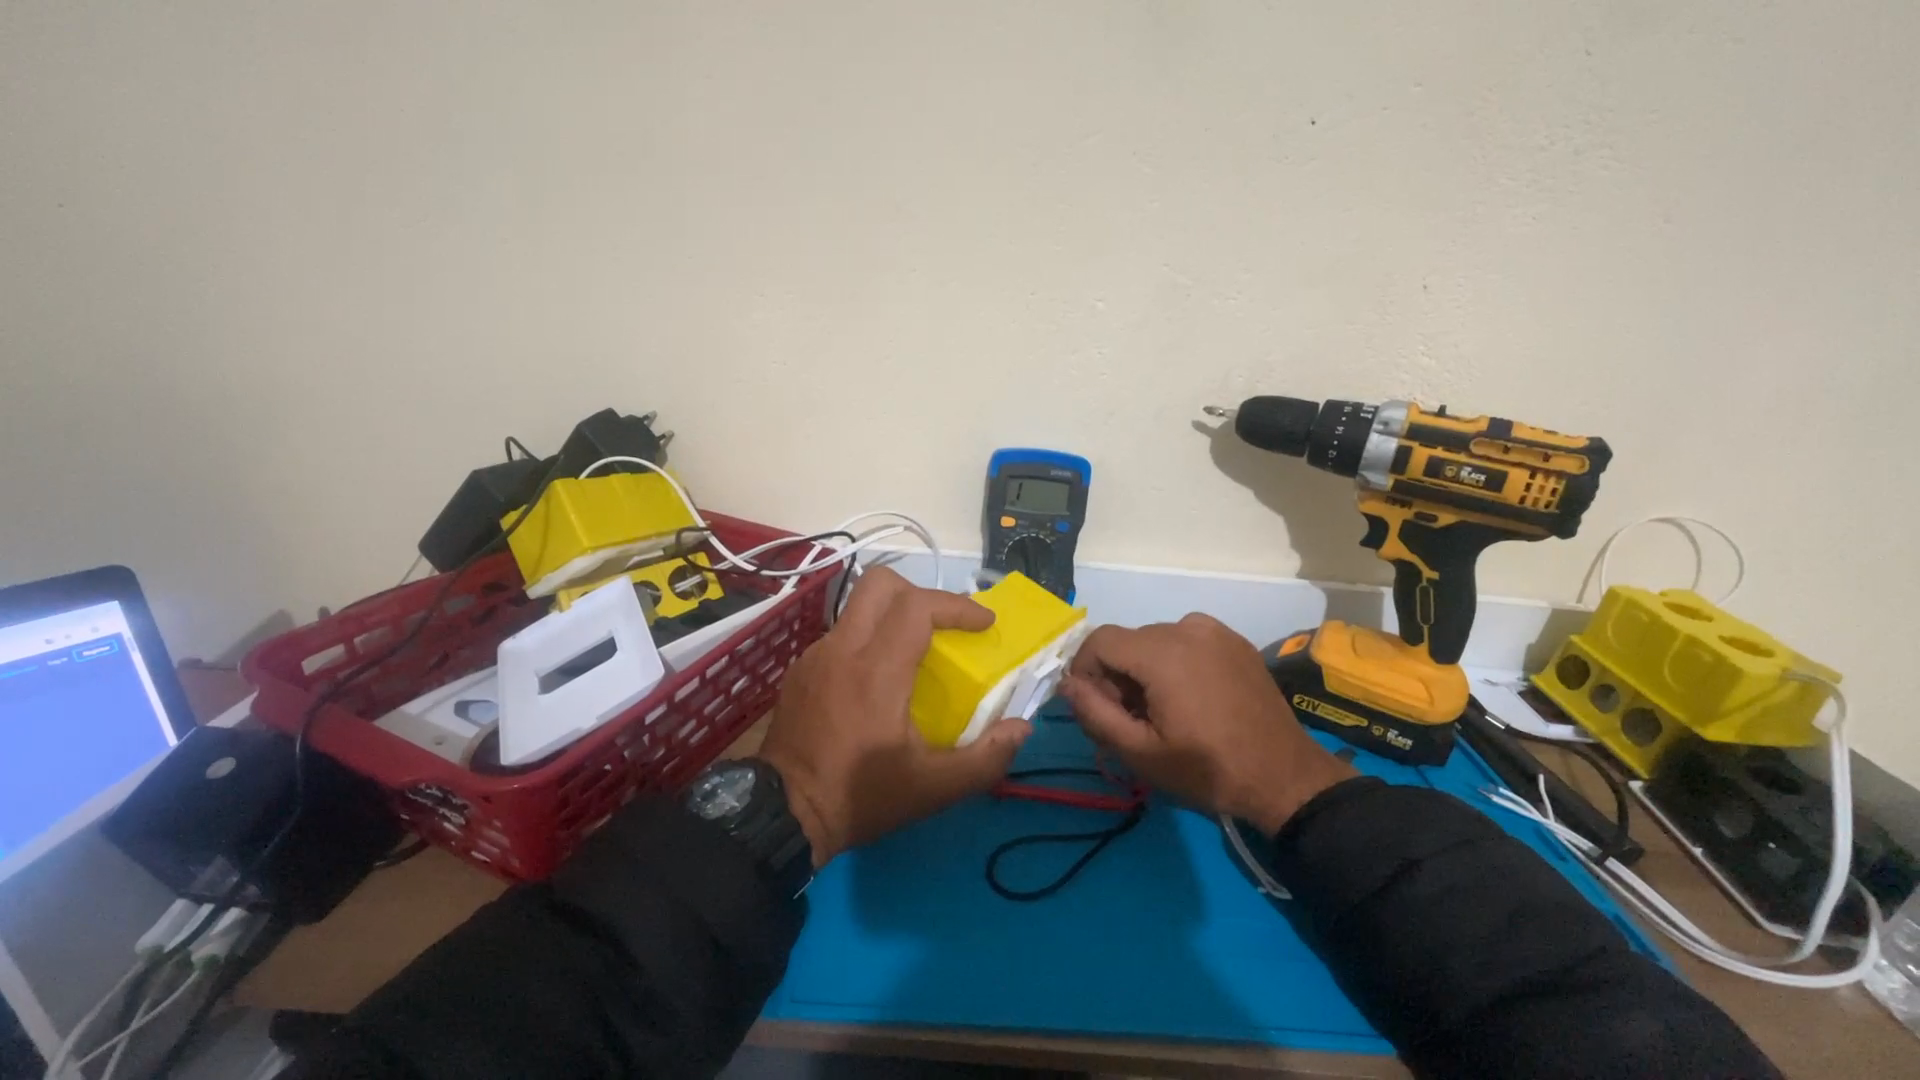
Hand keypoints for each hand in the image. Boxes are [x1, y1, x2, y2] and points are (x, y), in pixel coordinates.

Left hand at [758, 567, 1032, 865]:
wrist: (781, 816)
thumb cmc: (861, 797)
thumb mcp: (934, 788)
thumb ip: (986, 758)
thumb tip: (1021, 727)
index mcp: (876, 670)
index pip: (917, 606)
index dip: (957, 606)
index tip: (985, 625)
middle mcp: (841, 649)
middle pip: (880, 584)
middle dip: (920, 594)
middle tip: (944, 627)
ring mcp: (814, 657)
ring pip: (857, 608)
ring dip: (892, 618)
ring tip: (914, 657)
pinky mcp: (799, 672)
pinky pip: (840, 636)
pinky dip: (867, 642)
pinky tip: (875, 683)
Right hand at [1059, 614, 1356, 835]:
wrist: (1284, 777)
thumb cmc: (1207, 770)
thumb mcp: (1140, 752)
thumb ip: (1093, 713)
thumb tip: (1066, 683)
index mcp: (1163, 651)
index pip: (1098, 641)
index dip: (1085, 672)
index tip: (1097, 709)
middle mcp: (1187, 627)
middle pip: (1128, 641)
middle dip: (1116, 676)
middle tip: (1130, 721)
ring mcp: (1216, 631)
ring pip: (1156, 641)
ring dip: (1145, 670)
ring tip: (1162, 713)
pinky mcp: (1235, 642)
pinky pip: (1186, 642)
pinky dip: (1174, 664)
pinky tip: (1190, 700)